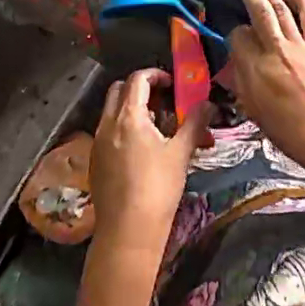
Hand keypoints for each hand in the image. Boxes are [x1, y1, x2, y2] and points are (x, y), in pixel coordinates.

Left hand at [90, 69, 211, 245]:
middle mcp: (107, 123)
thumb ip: (194, 124)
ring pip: (111, 111)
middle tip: (163, 101)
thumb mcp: (180, 153)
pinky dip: (123, 128)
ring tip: (157, 128)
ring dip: (132, 109)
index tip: (172, 84)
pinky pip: (107, 132)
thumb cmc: (158, 188)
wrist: (128, 231)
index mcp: (128, 116)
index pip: (138, 79)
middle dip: (140, 88)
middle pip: (119, 90)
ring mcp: (97, 142)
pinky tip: (142, 150)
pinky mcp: (95, 160)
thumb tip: (209, 104)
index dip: (155, 75)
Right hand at [228, 0, 304, 165]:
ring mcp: (297, 45)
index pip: (238, 36)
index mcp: (254, 65)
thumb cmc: (284, 127)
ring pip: (281, 10)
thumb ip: (241, 77)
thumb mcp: (251, 106)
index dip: (233, 33)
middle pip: (259, 11)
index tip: (232, 36)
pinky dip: (302, 3)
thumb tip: (238, 56)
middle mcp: (274, 48)